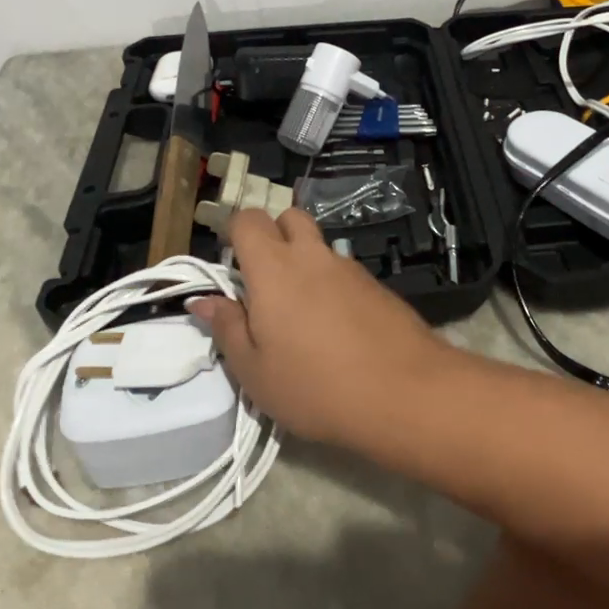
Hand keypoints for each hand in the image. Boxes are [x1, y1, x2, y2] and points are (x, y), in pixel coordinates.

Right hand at [188, 209, 454, 444]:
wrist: (404, 392)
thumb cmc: (315, 386)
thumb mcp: (254, 371)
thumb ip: (227, 328)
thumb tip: (204, 300)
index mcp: (274, 268)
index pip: (247, 219)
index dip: (234, 233)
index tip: (230, 267)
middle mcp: (312, 255)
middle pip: (289, 217)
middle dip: (273, 235)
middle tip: (264, 282)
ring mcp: (349, 267)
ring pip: (319, 245)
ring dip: (304, 262)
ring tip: (300, 314)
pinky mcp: (377, 285)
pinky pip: (343, 271)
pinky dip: (331, 284)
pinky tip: (335, 328)